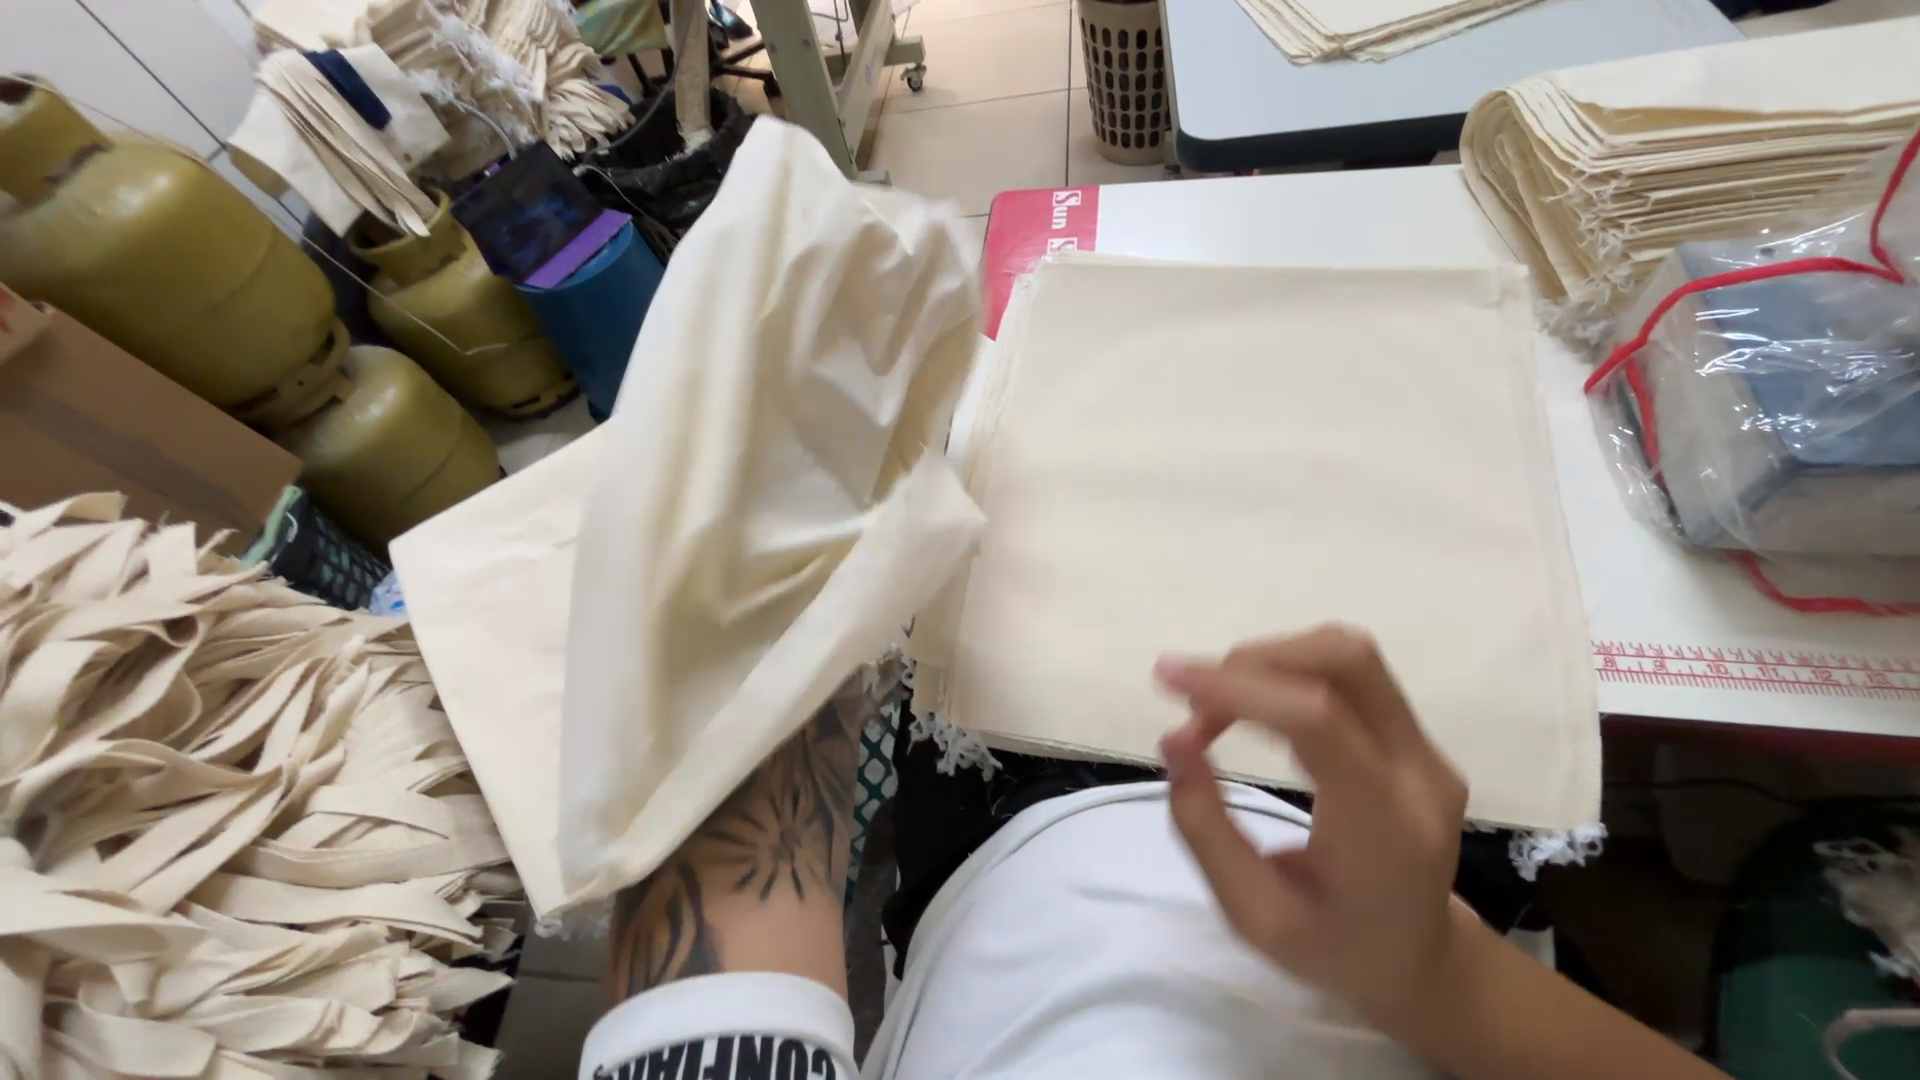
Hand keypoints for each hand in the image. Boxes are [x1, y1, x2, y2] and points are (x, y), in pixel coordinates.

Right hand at [1154, 624, 1474, 1032]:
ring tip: (1220, 707)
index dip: (1236, 687)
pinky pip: (1347, 672)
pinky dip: (1285, 671)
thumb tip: (1174, 738)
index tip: (1166, 678)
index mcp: (1384, 826)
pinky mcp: (1415, 735)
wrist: (1422, 961)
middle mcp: (1419, 771)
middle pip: (1343, 660)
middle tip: (1197, 706)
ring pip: (1345, 653)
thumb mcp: (1253, 915)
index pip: (1316, 719)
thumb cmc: (1334, 948)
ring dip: (1267, 662)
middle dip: (1252, 663)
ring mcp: (1426, 747)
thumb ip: (1206, 828)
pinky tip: (1254, 707)